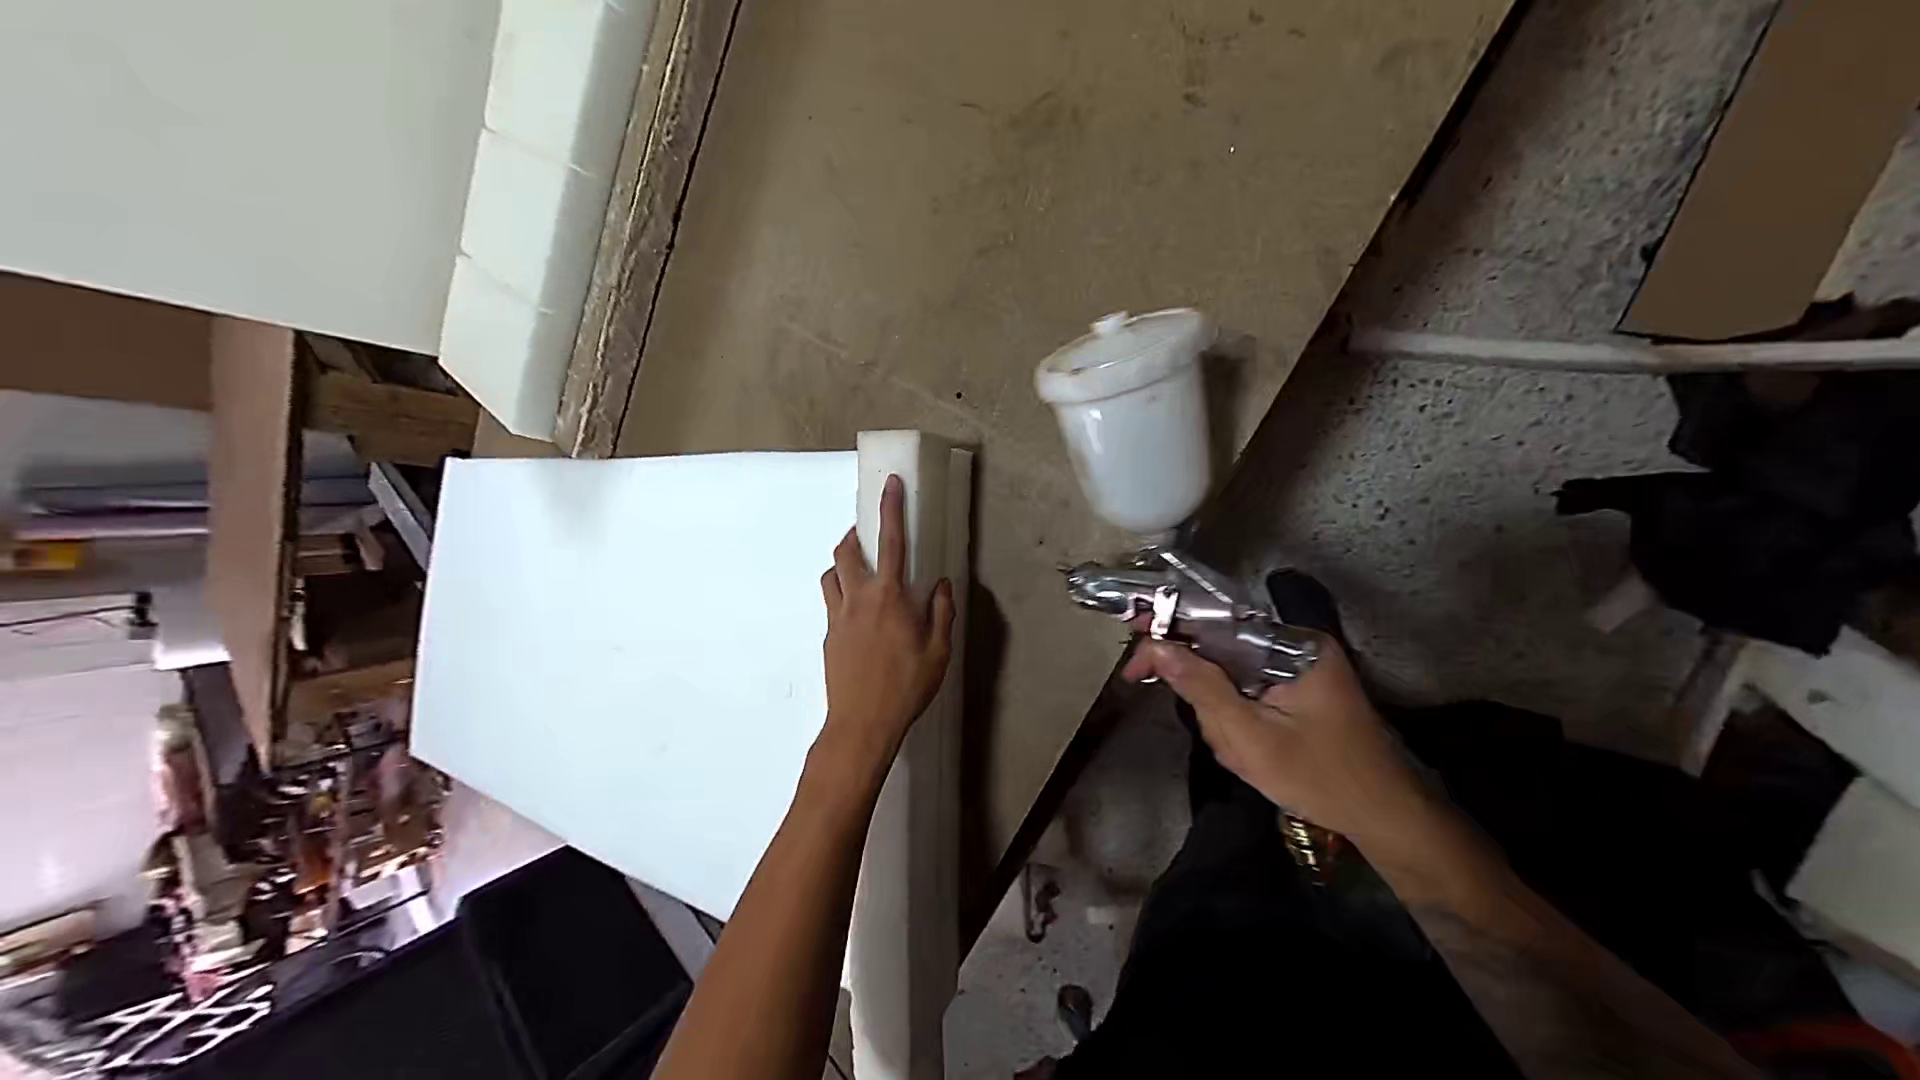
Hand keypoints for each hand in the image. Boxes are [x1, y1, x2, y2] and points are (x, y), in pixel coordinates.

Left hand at [818, 474, 954, 767]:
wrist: (862, 723)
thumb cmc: (906, 687)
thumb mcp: (939, 652)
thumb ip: (942, 613)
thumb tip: (943, 585)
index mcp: (889, 598)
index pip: (892, 542)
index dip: (891, 509)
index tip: (891, 485)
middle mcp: (858, 600)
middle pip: (846, 552)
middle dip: (855, 534)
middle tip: (868, 534)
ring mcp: (838, 618)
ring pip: (831, 575)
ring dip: (843, 563)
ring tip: (860, 570)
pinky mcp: (829, 637)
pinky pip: (831, 604)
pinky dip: (842, 595)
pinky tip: (859, 614)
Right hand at [1122, 636, 1431, 842]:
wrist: (1388, 819)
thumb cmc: (1321, 778)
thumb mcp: (1250, 737)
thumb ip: (1201, 688)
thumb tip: (1155, 646)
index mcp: (1294, 646)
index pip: (1216, 624)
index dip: (1170, 633)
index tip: (1134, 655)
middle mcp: (1298, 646)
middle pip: (1222, 647)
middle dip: (1198, 684)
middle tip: (1170, 701)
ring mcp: (1301, 668)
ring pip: (1232, 671)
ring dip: (1218, 708)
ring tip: (1235, 748)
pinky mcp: (1300, 690)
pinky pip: (1249, 687)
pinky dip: (1235, 714)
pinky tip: (1246, 747)